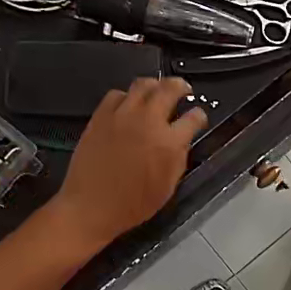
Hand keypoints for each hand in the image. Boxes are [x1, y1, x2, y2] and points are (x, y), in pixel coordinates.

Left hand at [50, 77, 207, 248]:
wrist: (92, 205)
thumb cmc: (133, 204)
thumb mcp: (168, 186)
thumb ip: (178, 158)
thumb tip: (182, 141)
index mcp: (169, 142)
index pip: (194, 117)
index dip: (199, 116)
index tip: (198, 117)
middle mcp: (148, 121)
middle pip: (169, 89)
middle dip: (180, 87)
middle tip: (183, 89)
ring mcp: (122, 115)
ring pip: (142, 84)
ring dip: (154, 85)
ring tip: (157, 90)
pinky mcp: (101, 116)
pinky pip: (116, 94)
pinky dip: (126, 96)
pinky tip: (128, 105)